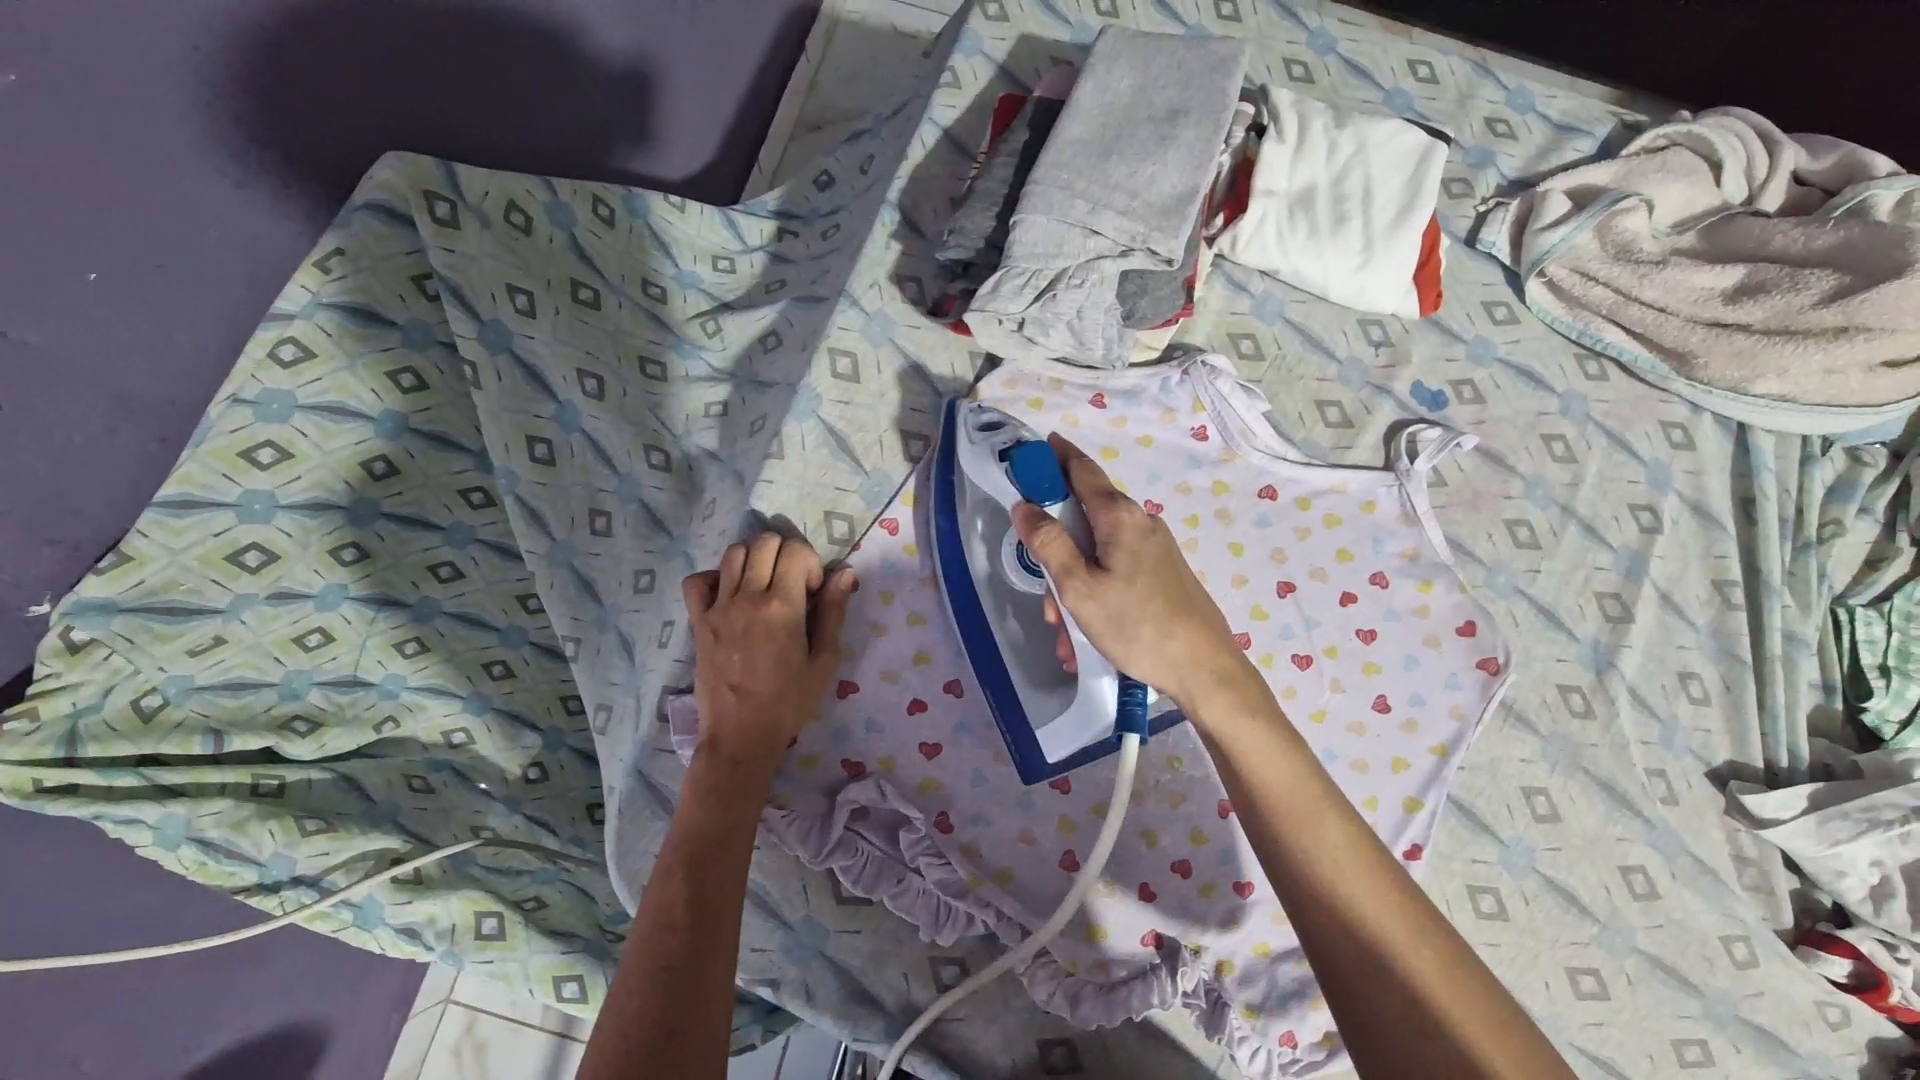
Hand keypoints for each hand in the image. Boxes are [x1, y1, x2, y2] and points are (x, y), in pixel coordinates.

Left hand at [682, 532, 855, 780]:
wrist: (741, 735)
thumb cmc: (790, 702)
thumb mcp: (825, 661)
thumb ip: (834, 612)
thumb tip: (845, 572)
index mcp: (782, 607)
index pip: (796, 550)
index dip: (811, 564)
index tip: (813, 593)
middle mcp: (747, 598)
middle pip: (764, 542)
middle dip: (785, 554)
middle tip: (792, 587)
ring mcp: (718, 607)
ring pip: (733, 553)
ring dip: (755, 560)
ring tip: (764, 587)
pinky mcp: (698, 621)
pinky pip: (697, 581)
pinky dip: (715, 578)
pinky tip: (730, 595)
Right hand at [1011, 434, 1249, 711]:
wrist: (1203, 668)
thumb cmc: (1136, 625)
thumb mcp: (1079, 587)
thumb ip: (1049, 544)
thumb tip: (1024, 506)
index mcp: (1119, 516)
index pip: (1081, 470)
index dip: (1055, 456)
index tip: (1032, 450)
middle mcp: (1139, 523)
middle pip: (1083, 521)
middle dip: (1056, 557)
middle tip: (1047, 603)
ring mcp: (1154, 549)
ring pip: (1096, 556)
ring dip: (1073, 590)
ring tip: (1067, 637)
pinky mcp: (1161, 575)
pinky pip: (1115, 575)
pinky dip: (1095, 599)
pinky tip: (1088, 639)